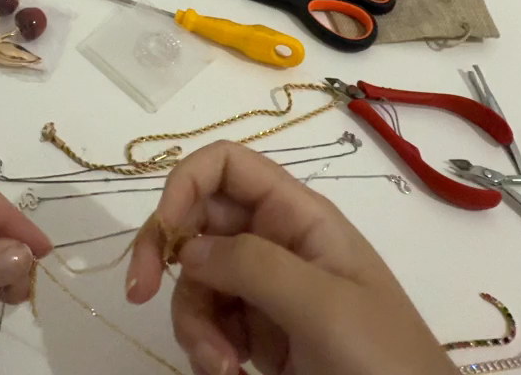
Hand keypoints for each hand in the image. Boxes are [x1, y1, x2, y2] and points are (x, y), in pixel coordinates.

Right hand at [126, 141, 455, 374]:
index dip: (186, 182)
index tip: (166, 230)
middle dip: (166, 253)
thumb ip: (253, 266)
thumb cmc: (383, 360)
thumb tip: (186, 246)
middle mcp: (274, 240)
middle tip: (137, 291)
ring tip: (219, 365)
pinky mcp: (258, 332)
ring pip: (195, 277)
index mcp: (297, 214)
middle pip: (198, 221)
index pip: (227, 166)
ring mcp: (264, 288)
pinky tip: (227, 372)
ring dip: (192, 318)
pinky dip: (205, 345)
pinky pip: (208, 320)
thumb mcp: (323, 307)